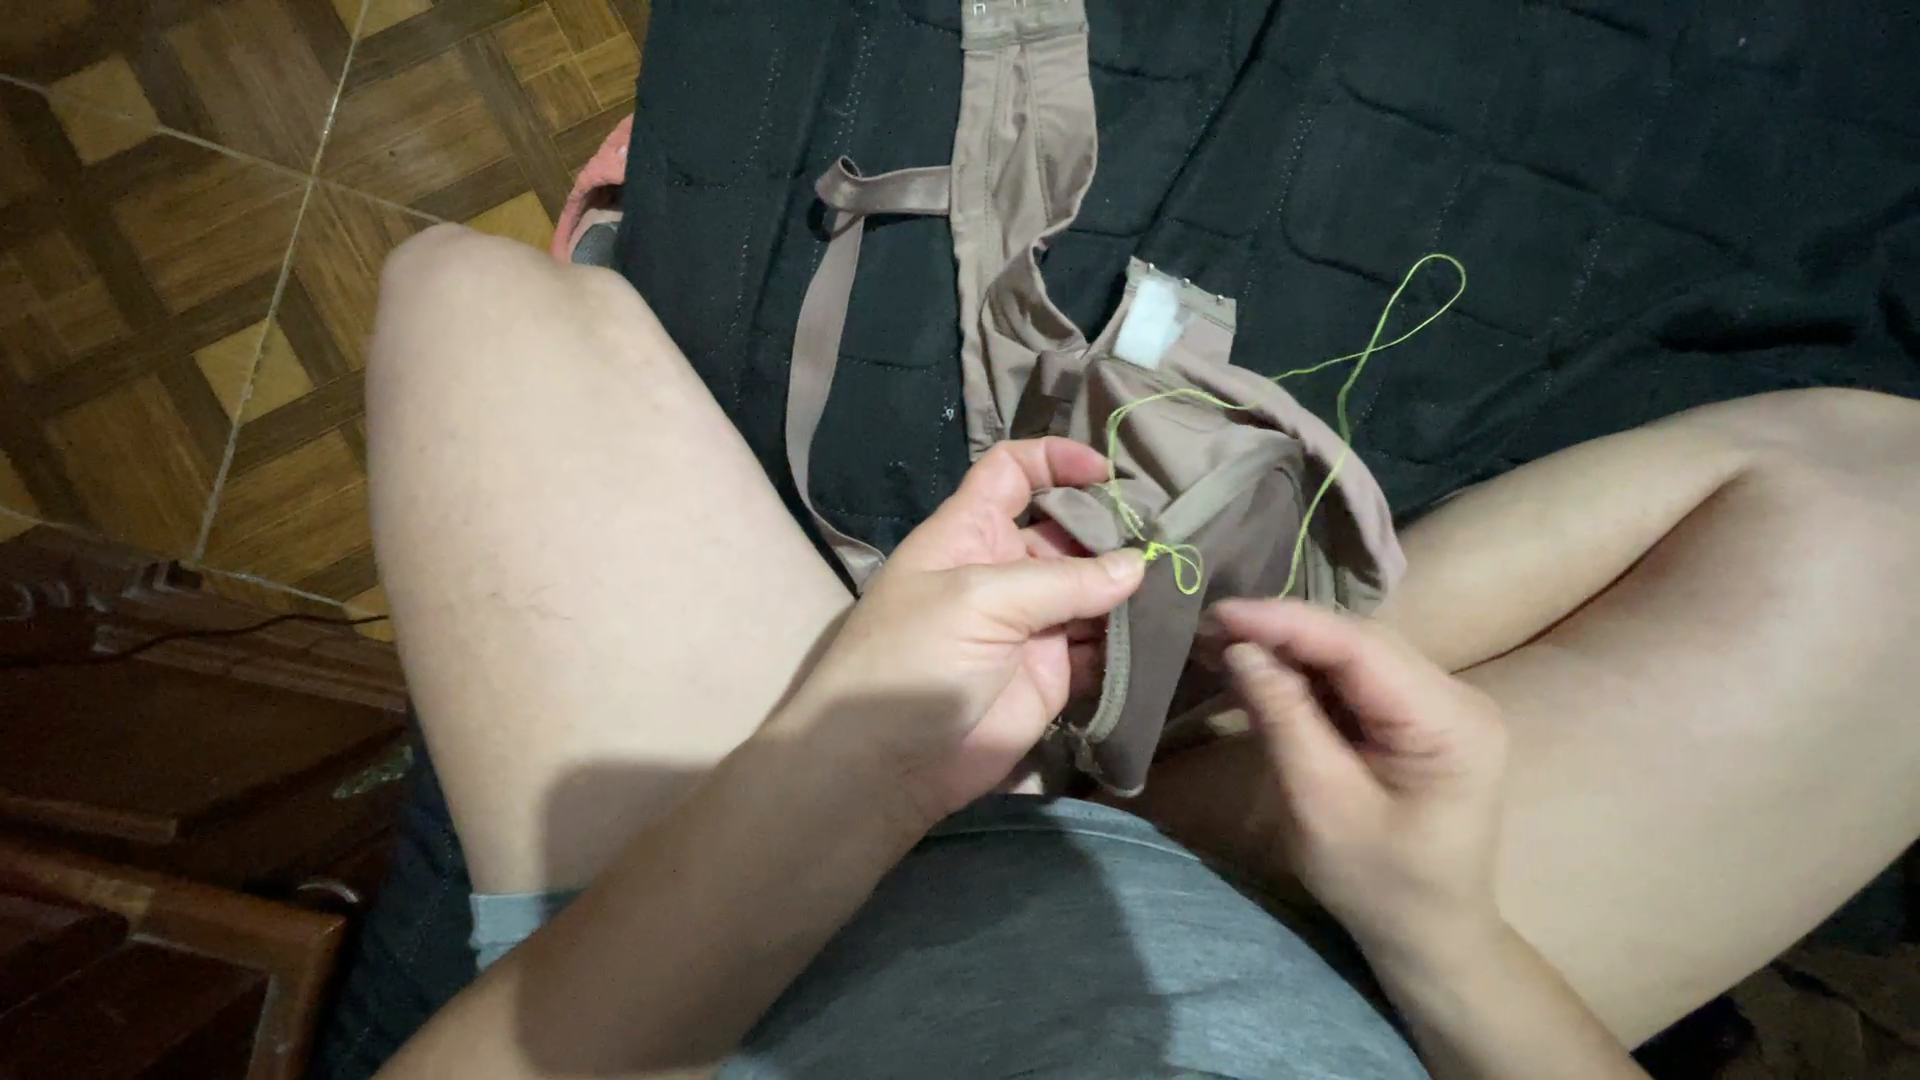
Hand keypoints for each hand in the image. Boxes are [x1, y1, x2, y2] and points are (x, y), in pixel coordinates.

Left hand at [775, 438, 1145, 828]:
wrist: (887, 763)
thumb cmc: (915, 658)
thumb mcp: (979, 599)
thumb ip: (1062, 581)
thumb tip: (1137, 565)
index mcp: (969, 533)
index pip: (1010, 473)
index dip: (1054, 460)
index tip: (1107, 470)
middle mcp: (1002, 570)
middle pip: (1064, 531)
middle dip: (1109, 529)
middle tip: (1166, 534)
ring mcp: (1029, 623)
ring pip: (1090, 589)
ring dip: (1128, 585)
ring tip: (1179, 577)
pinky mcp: (1051, 673)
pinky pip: (1099, 646)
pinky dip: (1128, 638)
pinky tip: (1164, 629)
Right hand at [1210, 598, 1509, 965]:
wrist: (1427, 931)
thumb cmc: (1377, 881)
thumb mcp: (1319, 803)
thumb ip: (1283, 717)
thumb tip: (1239, 648)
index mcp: (1449, 723)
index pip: (1359, 646)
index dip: (1285, 621)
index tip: (1219, 612)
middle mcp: (1455, 697)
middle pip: (1356, 640)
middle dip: (1280, 630)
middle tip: (1209, 629)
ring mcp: (1438, 702)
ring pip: (1350, 650)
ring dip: (1286, 646)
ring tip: (1222, 644)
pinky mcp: (1414, 711)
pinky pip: (1351, 673)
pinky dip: (1300, 670)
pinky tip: (1259, 669)